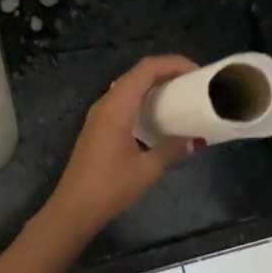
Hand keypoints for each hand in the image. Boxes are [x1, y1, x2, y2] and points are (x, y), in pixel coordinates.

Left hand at [44, 56, 200, 232]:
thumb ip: (172, 149)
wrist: (74, 209)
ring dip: (154, 86)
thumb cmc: (110, 186)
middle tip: (193, 84)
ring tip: (181, 97)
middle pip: (138, 74)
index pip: (146, 69)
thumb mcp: (148, 169)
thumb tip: (195, 140)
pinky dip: (143, 101)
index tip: (197, 73)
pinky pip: (123, 102)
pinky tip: (158, 117)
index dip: (173, 63)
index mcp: (117, 106)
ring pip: (129, 88)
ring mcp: (99, 115)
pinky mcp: (98, 128)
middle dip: (167, 73)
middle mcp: (106, 103)